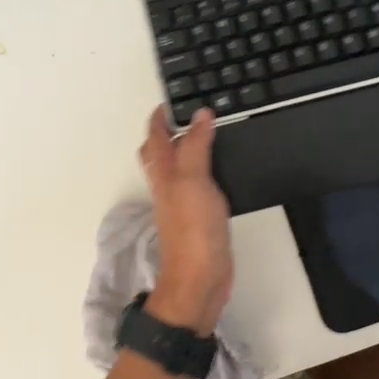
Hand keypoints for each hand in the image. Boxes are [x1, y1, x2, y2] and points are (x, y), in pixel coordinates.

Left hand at [137, 107, 233, 333]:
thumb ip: (195, 146)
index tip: (174, 98)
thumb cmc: (192, 230)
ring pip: (180, 167)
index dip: (161, 116)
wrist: (200, 280)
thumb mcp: (192, 180)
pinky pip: (200, 185)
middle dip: (169, 131)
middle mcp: (169, 185)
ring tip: (210, 132)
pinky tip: (222, 169)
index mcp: (163, 173)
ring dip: (188, 149)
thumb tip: (200, 114)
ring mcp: (184, 202)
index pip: (155, 136)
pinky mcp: (201, 217)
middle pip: (161, 152)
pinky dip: (206, 171)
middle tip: (188, 113)